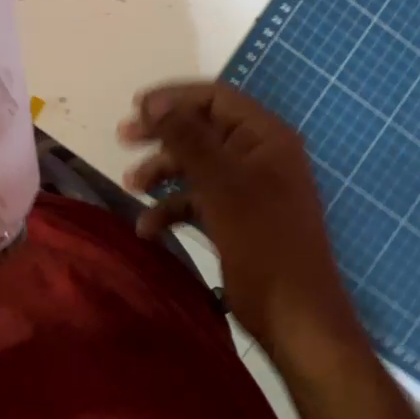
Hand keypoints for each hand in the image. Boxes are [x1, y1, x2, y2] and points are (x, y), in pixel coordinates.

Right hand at [118, 82, 349, 343]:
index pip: (215, 98)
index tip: (135, 108)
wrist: (297, 320)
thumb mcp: (222, 184)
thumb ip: (187, 137)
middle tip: (122, 138)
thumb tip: (155, 101)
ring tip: (130, 185)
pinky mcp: (235, 219)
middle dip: (162, 134)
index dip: (174, 99)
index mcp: (265, 137)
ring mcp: (247, 189)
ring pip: (195, 165)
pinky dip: (171, 208)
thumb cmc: (264, 242)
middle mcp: (257, 156)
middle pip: (201, 129)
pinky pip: (197, 200)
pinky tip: (147, 227)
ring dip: (161, 171)